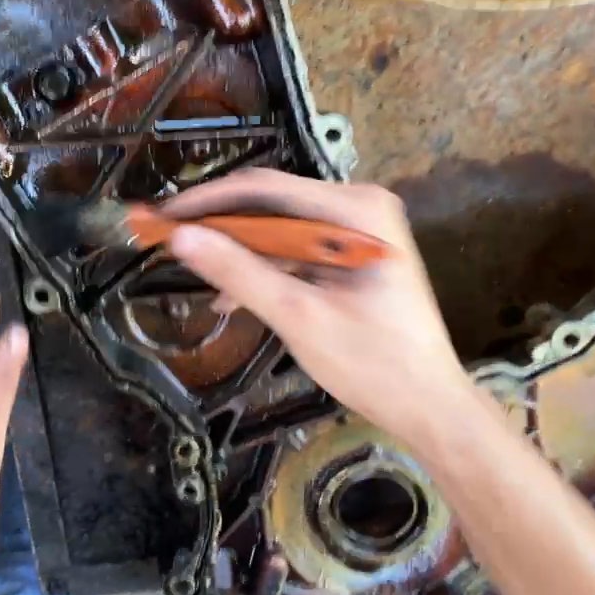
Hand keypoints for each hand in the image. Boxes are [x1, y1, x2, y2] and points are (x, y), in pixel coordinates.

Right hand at [162, 169, 473, 451]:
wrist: (430, 407)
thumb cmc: (374, 363)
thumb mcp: (298, 316)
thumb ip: (239, 272)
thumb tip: (180, 238)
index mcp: (355, 210)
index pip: (264, 188)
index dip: (207, 200)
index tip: (163, 216)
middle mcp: (356, 206)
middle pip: (269, 203)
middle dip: (218, 225)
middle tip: (168, 239)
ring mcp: (354, 229)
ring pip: (276, 226)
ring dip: (236, 250)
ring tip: (196, 273)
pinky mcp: (349, 252)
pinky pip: (292, 247)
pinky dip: (261, 267)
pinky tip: (232, 294)